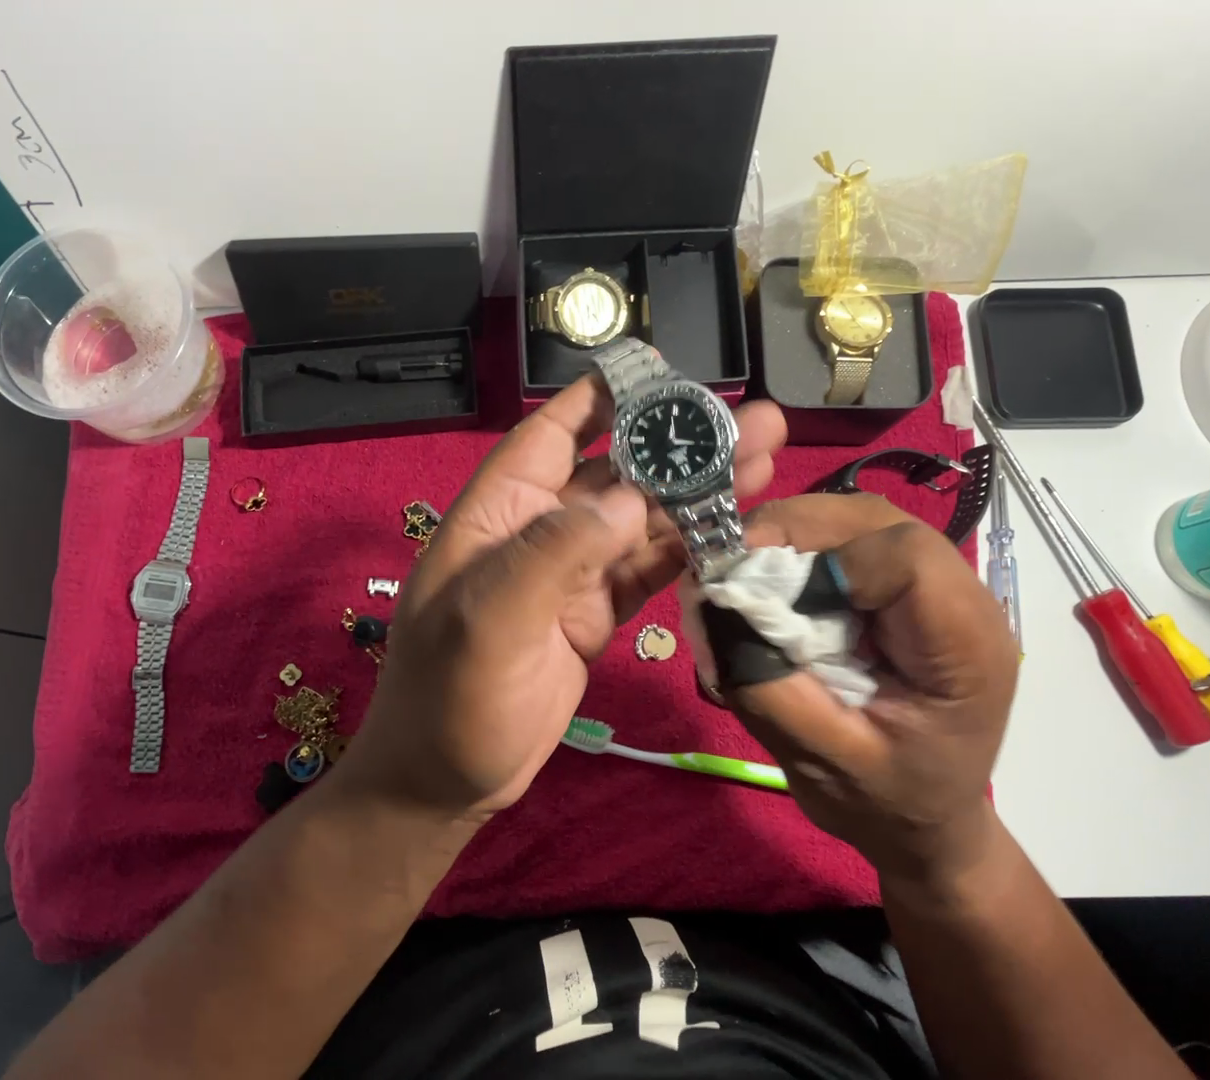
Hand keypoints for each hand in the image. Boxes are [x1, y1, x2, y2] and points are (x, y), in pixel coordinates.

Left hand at [339, 376, 785, 821]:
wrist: (444, 783)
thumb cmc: (447, 702)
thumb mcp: (486, 624)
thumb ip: (550, 556)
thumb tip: (625, 501)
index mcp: (497, 516)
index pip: (549, 436)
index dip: (602, 400)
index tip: (664, 372)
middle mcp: (536, 534)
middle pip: (615, 473)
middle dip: (678, 446)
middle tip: (755, 423)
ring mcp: (569, 576)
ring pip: (640, 521)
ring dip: (698, 494)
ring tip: (765, 464)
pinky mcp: (593, 617)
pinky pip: (646, 571)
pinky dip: (688, 551)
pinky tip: (736, 530)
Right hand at [712, 494, 1017, 885]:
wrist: (925, 825)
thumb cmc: (884, 804)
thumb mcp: (820, 762)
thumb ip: (767, 688)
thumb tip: (711, 608)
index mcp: (964, 650)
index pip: (905, 558)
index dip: (826, 562)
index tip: (758, 595)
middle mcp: (965, 603)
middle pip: (880, 520)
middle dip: (795, 528)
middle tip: (730, 563)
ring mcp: (940, 590)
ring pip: (863, 518)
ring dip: (795, 533)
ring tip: (747, 570)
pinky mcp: (910, 590)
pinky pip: (854, 539)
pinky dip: (803, 547)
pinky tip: (777, 580)